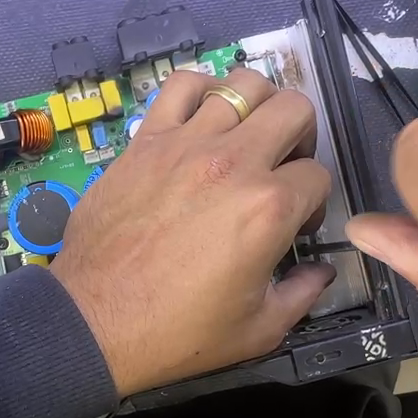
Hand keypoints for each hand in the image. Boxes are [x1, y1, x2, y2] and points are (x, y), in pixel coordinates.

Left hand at [53, 68, 335, 395]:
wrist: (95, 322)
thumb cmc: (177, 333)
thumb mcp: (259, 330)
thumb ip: (303, 294)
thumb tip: (322, 272)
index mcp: (269, 208)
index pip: (318, 176)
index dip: (312, 202)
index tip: (291, 226)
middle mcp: (234, 162)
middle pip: (294, 109)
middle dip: (301, 138)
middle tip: (280, 170)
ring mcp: (186, 143)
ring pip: (244, 84)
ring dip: (259, 107)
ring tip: (245, 139)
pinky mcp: (146, 139)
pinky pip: (181, 85)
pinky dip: (203, 88)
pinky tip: (204, 117)